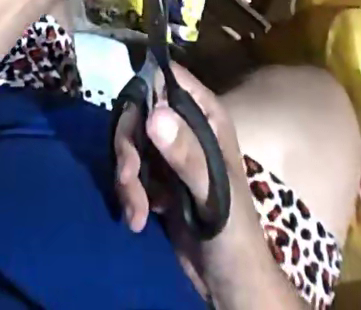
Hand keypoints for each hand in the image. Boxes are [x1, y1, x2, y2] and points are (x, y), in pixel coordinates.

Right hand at [113, 63, 264, 270]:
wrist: (230, 283)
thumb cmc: (233, 230)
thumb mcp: (212, 190)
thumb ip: (186, 153)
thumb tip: (153, 114)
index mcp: (206, 115)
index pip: (169, 78)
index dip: (145, 86)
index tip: (129, 113)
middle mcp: (186, 124)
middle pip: (140, 110)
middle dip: (128, 144)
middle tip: (128, 176)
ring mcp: (170, 151)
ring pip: (132, 141)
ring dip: (127, 175)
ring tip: (136, 210)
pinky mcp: (157, 177)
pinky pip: (131, 168)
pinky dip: (130, 192)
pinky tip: (138, 218)